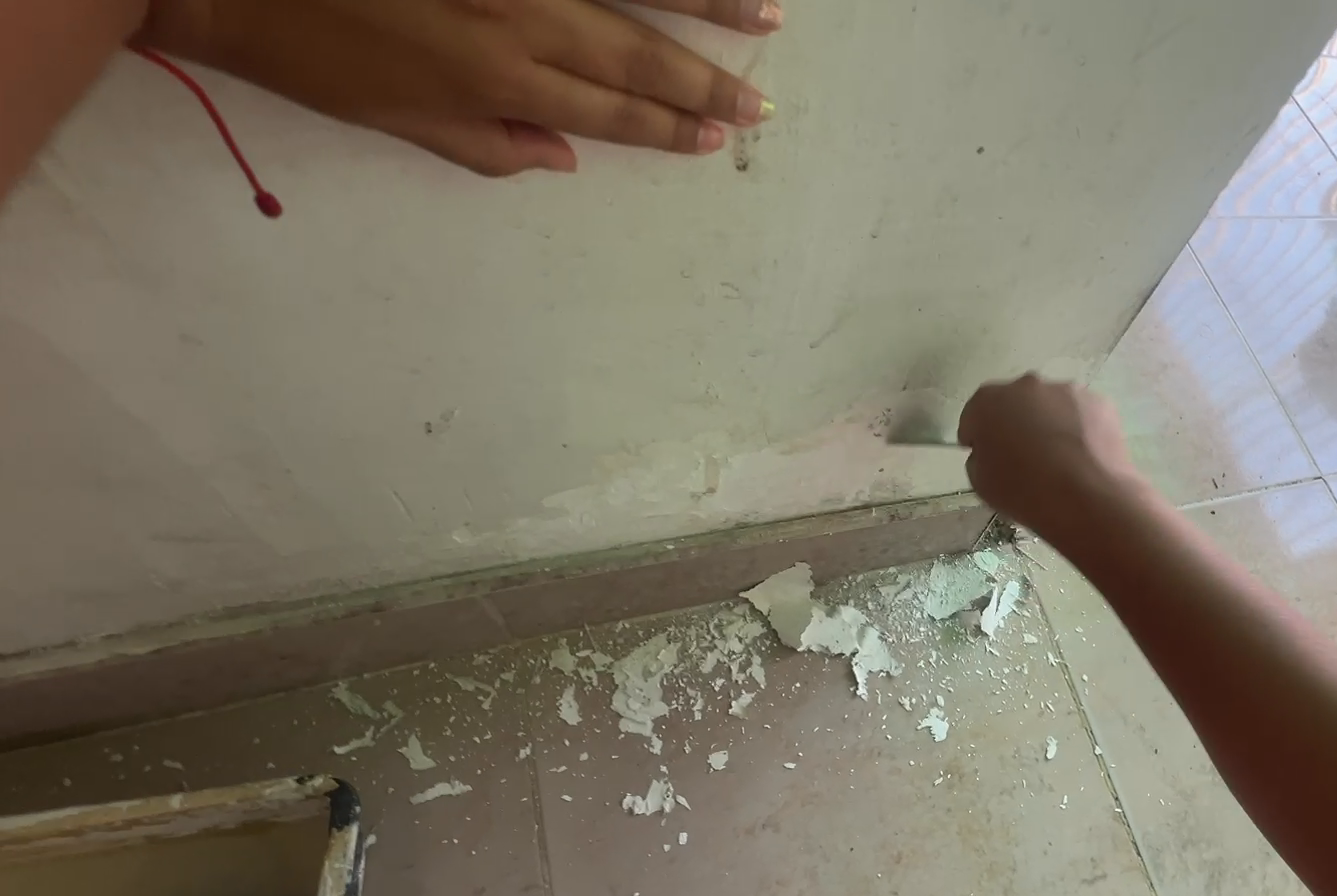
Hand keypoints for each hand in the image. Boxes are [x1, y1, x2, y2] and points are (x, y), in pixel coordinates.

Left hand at [136, 0, 780, 176]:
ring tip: (766, 11)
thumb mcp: (388, 116)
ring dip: (705, 2)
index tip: (717, 138)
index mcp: (500, 82)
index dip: (670, 128)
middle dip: (707, 84)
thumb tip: (567, 160)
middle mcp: (521, 20)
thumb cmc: (292, 38)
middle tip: (764, 103)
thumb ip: (485, 142)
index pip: (612, 113)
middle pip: (638, 56)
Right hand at [956, 374, 1145, 533]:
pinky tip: (1081, 458)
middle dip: (1014, 425)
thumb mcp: (981, 482)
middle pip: (1014, 404)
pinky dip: (1078, 430)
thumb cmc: (1023, 491)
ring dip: (1048, 424)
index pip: (974, 416)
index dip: (977, 438)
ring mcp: (1066, 390)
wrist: (1086, 497)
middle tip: (1022, 458)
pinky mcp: (1099, 402)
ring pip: (1050, 406)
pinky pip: (1080, 415)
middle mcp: (1025, 385)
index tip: (985, 458)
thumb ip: (980, 456)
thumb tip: (994, 450)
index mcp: (988, 401)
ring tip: (1057, 460)